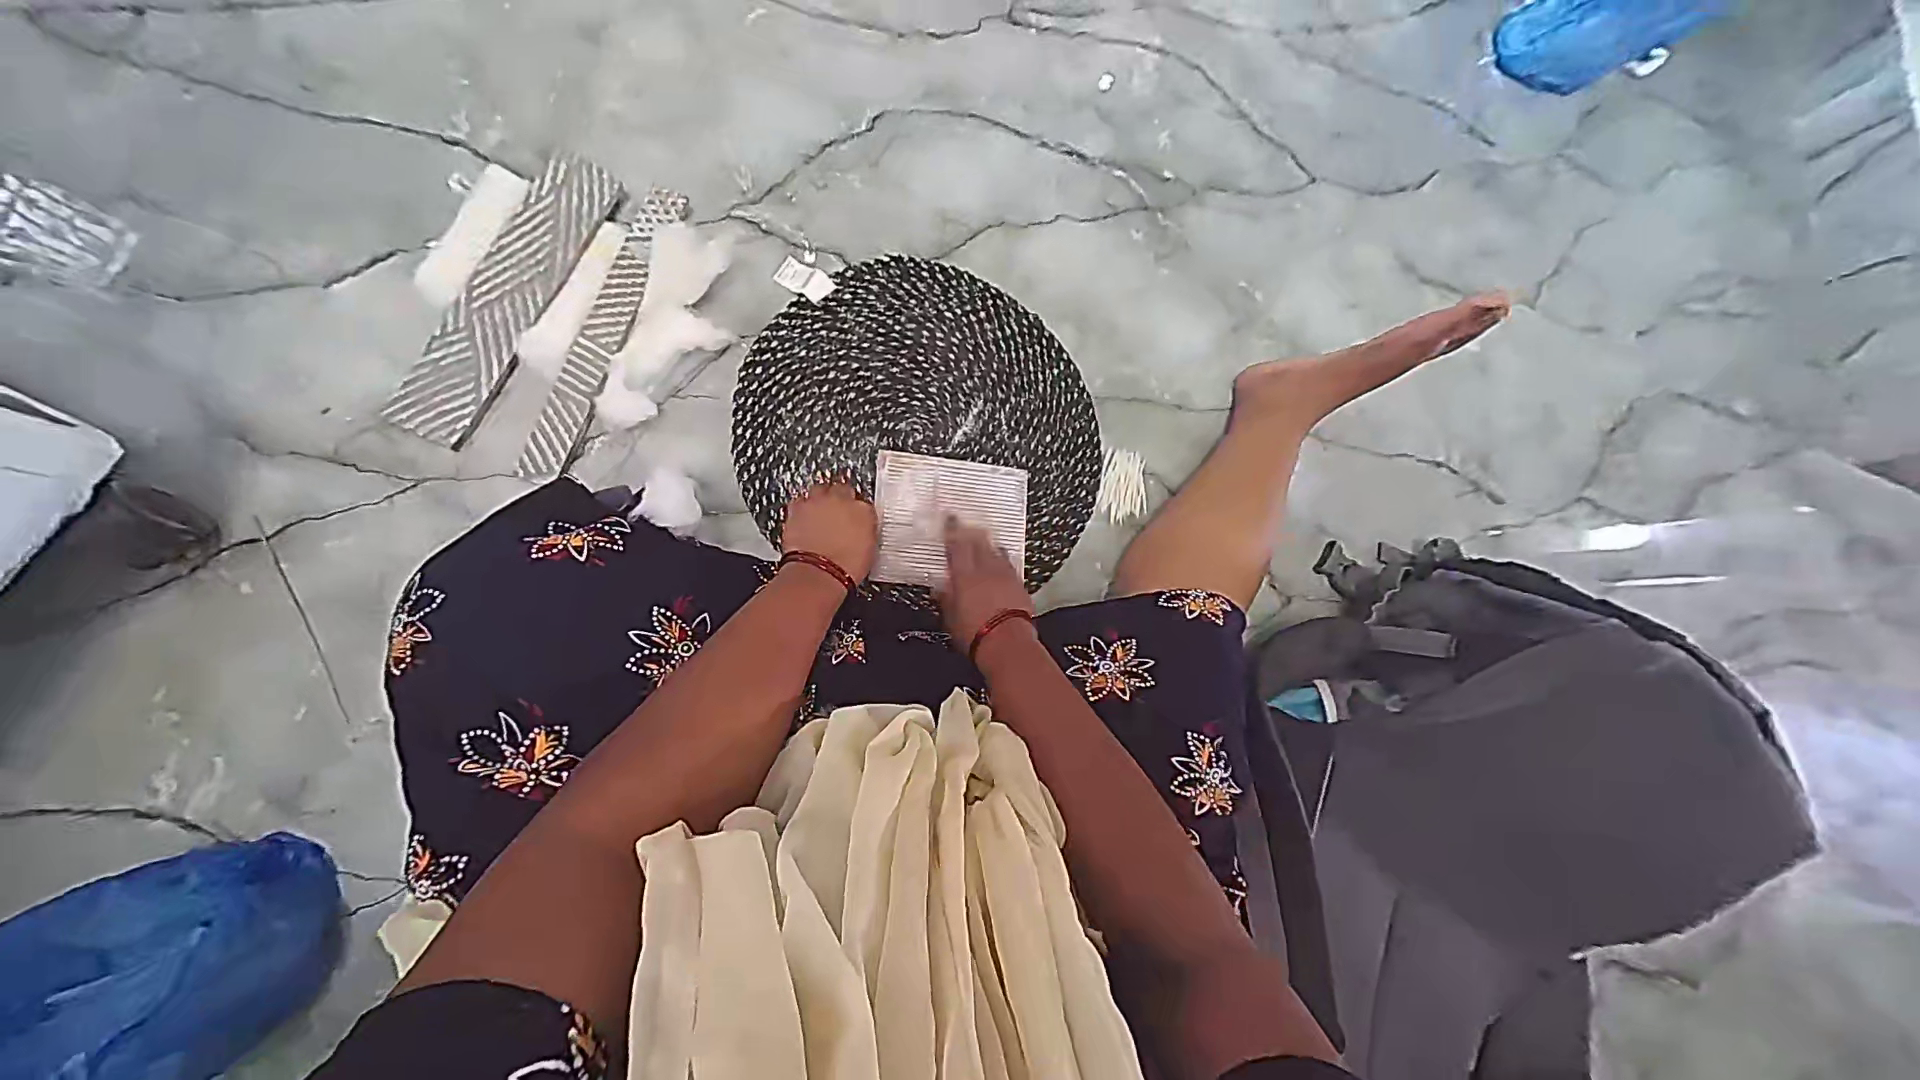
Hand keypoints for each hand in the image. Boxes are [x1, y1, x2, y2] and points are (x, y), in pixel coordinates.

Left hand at [781, 482, 877, 582]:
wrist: (820, 573)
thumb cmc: (845, 567)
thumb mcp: (868, 550)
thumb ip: (865, 532)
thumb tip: (860, 532)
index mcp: (864, 511)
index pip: (862, 503)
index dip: (856, 512)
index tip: (853, 520)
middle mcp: (842, 500)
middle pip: (841, 489)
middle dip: (838, 499)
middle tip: (836, 514)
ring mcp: (819, 502)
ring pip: (819, 490)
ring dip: (819, 499)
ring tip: (819, 515)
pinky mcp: (798, 508)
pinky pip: (799, 501)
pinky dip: (801, 508)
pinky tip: (803, 519)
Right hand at [936, 517, 1033, 650]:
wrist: (1007, 643)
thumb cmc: (974, 633)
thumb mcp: (950, 618)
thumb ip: (946, 599)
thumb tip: (941, 589)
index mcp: (964, 575)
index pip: (957, 545)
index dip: (953, 530)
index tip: (950, 520)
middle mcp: (986, 569)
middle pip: (979, 541)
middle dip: (972, 531)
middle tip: (967, 526)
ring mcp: (1005, 575)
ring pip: (996, 550)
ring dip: (989, 543)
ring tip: (984, 540)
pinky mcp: (1019, 584)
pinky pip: (1009, 564)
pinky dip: (1002, 558)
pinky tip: (1002, 559)